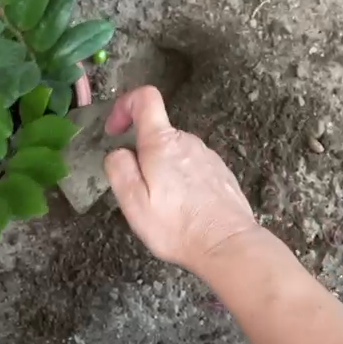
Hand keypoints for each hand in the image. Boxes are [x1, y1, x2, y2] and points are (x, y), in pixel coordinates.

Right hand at [103, 87, 263, 272]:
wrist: (227, 245)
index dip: (125, 106)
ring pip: (175, 153)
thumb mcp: (133, 202)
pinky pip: (192, 168)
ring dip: (163, 172)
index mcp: (162, 143)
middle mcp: (188, 142)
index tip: (115, 131)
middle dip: (142, 155)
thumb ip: (119, 168)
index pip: (145, 98)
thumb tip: (118, 152)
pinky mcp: (220, 173)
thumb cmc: (177, 227)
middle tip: (139, 193)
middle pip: (158, 133)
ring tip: (163, 208)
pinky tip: (184, 210)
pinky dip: (182, 182)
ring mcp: (208, 156)